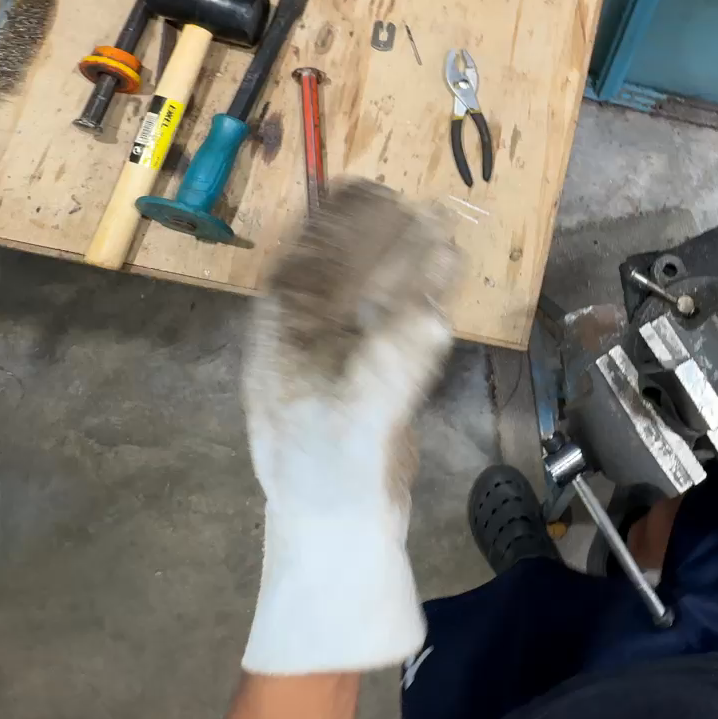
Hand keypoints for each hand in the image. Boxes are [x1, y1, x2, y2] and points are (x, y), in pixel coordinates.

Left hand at [239, 179, 458, 674]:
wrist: (337, 526)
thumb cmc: (330, 476)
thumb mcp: (357, 422)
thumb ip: (393, 367)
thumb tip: (434, 314)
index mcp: (283, 341)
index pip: (308, 266)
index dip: (337, 227)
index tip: (369, 192)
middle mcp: (303, 338)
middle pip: (333, 268)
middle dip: (365, 232)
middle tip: (402, 197)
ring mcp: (334, 355)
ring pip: (360, 289)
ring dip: (390, 256)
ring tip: (423, 224)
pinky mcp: (365, 371)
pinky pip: (386, 317)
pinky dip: (411, 294)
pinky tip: (433, 281)